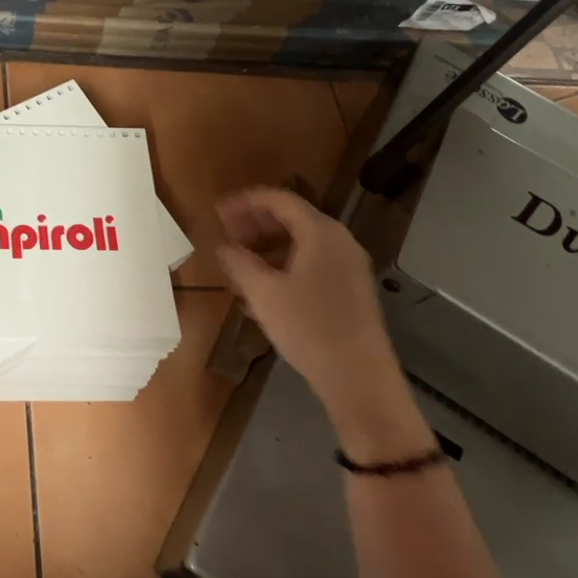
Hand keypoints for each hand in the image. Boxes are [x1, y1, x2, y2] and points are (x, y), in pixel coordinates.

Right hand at [217, 188, 431, 462]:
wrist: (359, 377)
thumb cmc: (309, 327)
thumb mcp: (263, 293)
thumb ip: (240, 263)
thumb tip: (224, 247)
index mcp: (320, 232)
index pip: (279, 200)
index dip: (245, 202)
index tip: (217, 212)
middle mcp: (339, 241)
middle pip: (291, 219)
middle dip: (254, 225)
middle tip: (225, 237)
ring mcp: (349, 266)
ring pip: (301, 244)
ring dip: (267, 248)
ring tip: (239, 267)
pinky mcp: (350, 290)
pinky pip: (312, 264)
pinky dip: (284, 266)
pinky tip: (263, 291)